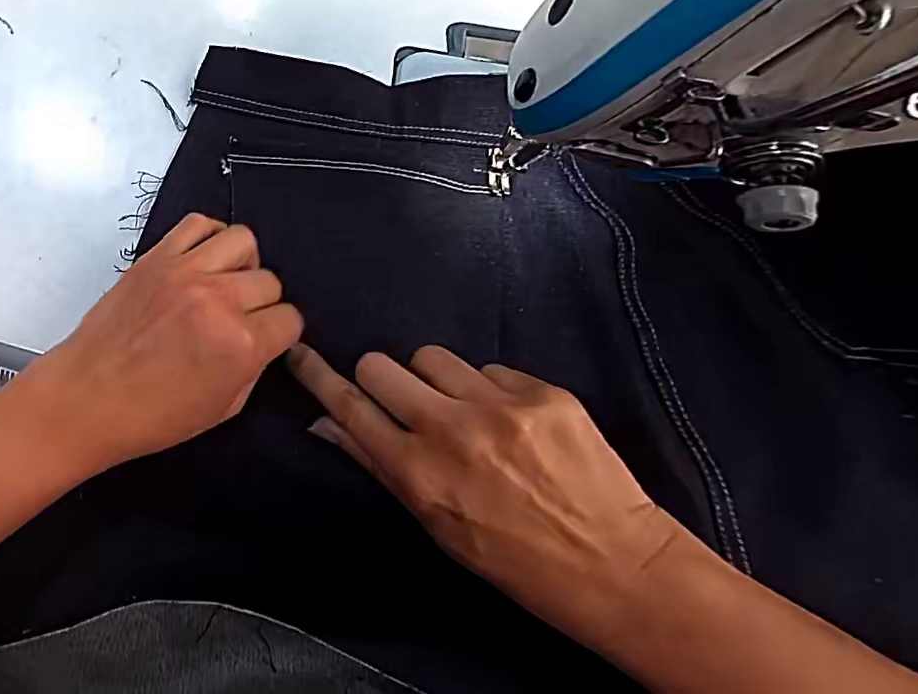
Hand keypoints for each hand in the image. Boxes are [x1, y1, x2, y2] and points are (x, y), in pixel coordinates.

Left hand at [7, 214, 302, 473]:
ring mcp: (186, 272)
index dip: (281, 332)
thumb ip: (254, 366)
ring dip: (242, 264)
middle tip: (241, 317)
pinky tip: (203, 260)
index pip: (290, 319)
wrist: (84, 400)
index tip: (268, 336)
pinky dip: (210, 237)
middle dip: (262, 303)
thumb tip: (266, 337)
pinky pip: (199, 223)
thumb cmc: (148, 414)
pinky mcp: (157, 257)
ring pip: (243, 241)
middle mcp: (218, 301)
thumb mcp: (223, 407)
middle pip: (270, 280)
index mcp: (240, 345)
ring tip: (225, 283)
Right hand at [285, 343, 686, 643]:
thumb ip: (380, 466)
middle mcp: (453, 430)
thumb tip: (328, 423)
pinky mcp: (541, 389)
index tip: (301, 352)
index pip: (351, 408)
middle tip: (405, 400)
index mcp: (421, 475)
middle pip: (383, 364)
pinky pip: (489, 367)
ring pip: (433, 356)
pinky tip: (512, 422)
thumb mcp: (438, 526)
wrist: (617, 565)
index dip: (319, 376)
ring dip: (437, 379)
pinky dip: (489, 389)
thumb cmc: (517, 560)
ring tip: (465, 412)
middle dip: (383, 378)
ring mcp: (500, 405)